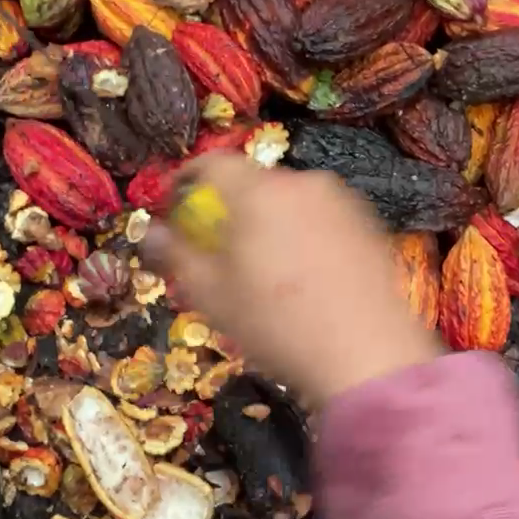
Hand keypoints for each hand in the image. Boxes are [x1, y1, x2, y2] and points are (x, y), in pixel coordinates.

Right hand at [141, 155, 443, 403]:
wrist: (368, 355)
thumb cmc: (278, 325)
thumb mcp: (211, 297)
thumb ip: (175, 255)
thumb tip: (150, 232)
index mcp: (258, 192)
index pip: (211, 163)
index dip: (186, 181)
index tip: (176, 210)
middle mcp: (301, 183)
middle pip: (251, 183)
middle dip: (229, 209)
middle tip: (220, 251)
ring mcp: (340, 200)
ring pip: (288, 201)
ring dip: (269, 222)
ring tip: (267, 271)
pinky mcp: (368, 222)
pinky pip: (321, 217)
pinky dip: (304, 234)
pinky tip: (307, 278)